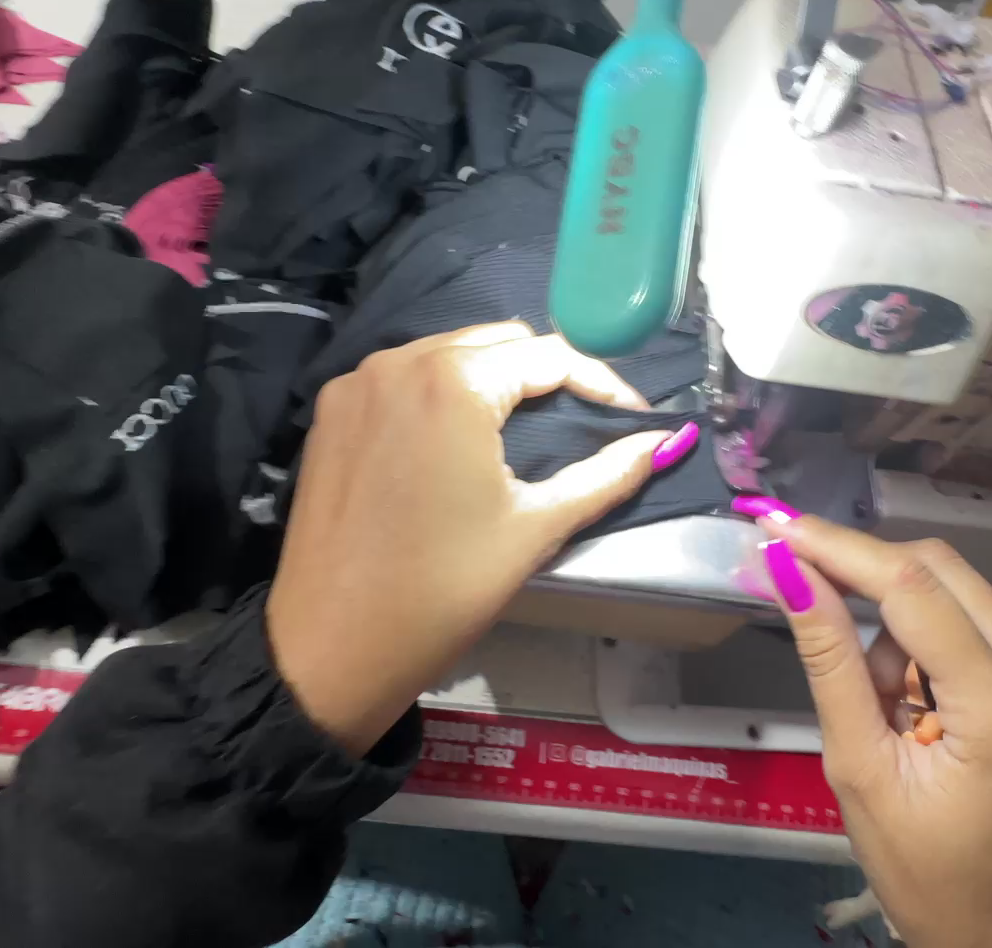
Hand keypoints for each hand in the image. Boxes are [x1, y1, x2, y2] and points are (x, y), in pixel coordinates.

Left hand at [268, 322, 697, 755]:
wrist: (331, 648)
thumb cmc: (443, 590)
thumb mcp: (534, 528)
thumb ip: (606, 475)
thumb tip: (663, 442)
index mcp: (454, 382)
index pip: (549, 356)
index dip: (601, 381)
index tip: (632, 415)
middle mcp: (398, 362)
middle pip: (496, 343)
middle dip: (545, 374)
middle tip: (576, 421)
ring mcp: (355, 383)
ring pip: (445, 353)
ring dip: (492, 379)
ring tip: (520, 429)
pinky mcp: (329, 411)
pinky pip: (400, 378)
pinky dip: (439, 393)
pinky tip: (452, 439)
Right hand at [737, 504, 991, 947]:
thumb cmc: (922, 874)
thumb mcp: (857, 766)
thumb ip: (828, 658)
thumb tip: (788, 572)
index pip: (911, 590)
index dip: (838, 546)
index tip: (777, 524)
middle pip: (943, 570)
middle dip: (862, 563)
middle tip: (798, 572)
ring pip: (959, 591)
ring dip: (893, 609)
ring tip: (872, 692)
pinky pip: (975, 625)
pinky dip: (922, 634)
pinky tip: (903, 695)